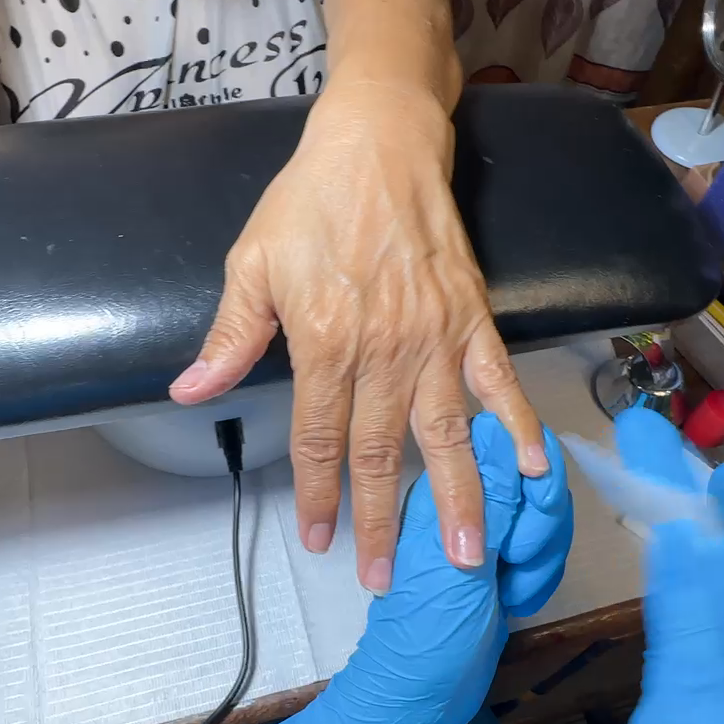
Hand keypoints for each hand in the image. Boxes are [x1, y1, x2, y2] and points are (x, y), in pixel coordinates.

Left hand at [170, 82, 546, 593]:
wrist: (378, 145)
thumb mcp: (252, 263)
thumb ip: (230, 338)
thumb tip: (190, 393)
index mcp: (324, 343)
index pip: (316, 440)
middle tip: (385, 578)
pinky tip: (533, 469)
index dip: (318, 496)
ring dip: (457, 498)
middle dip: (381, 521)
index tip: (320, 542)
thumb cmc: (310, 203)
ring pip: (446, 434)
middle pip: (381, 453)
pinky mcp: (473, 318)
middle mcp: (383, 352)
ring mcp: (436, 338)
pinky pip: (500, 381)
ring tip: (467, 555)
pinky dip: (517, 425)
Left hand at [264, 414, 570, 723]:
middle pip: (536, 479)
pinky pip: (544, 545)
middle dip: (540, 528)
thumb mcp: (459, 566)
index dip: (534, 481)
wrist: (421, 698)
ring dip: (542, 556)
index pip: (508, 447)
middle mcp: (464, 500)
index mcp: (442, 490)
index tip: (523, 535)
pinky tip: (518, 601)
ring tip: (513, 592)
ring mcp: (487, 530)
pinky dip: (541, 574)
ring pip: (545, 514)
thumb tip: (503, 428)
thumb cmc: (429, 631)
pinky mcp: (504, 558)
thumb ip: (489, 500)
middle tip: (514, 569)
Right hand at [612, 409, 723, 723]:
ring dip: (686, 511)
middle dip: (685, 490)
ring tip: (650, 452)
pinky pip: (720, 594)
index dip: (688, 501)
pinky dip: (690, 552)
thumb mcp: (685, 708)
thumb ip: (684, 617)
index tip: (650, 444)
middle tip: (641, 429)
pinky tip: (678, 511)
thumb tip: (675, 534)